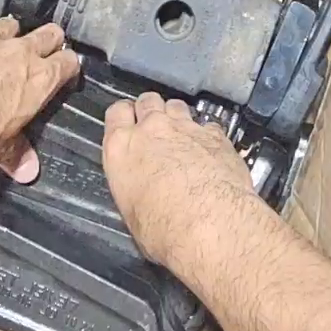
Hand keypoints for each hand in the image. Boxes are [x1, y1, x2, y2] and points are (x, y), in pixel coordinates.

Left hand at [0, 17, 80, 183]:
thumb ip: (15, 154)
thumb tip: (28, 169)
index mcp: (38, 80)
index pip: (69, 62)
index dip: (69, 66)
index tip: (65, 72)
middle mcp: (19, 53)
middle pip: (49, 33)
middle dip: (50, 39)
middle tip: (44, 50)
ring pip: (10, 24)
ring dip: (9, 34)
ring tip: (2, 45)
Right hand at [102, 93, 261, 268]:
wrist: (210, 223)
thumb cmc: (164, 228)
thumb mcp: (132, 213)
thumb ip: (134, 186)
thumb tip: (143, 191)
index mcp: (123, 148)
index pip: (116, 113)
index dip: (123, 117)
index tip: (127, 124)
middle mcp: (153, 129)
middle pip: (148, 101)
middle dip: (150, 110)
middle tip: (154, 128)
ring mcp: (186, 127)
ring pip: (176, 105)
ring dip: (177, 117)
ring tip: (181, 136)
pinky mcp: (215, 134)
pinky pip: (207, 124)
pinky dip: (206, 134)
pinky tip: (209, 150)